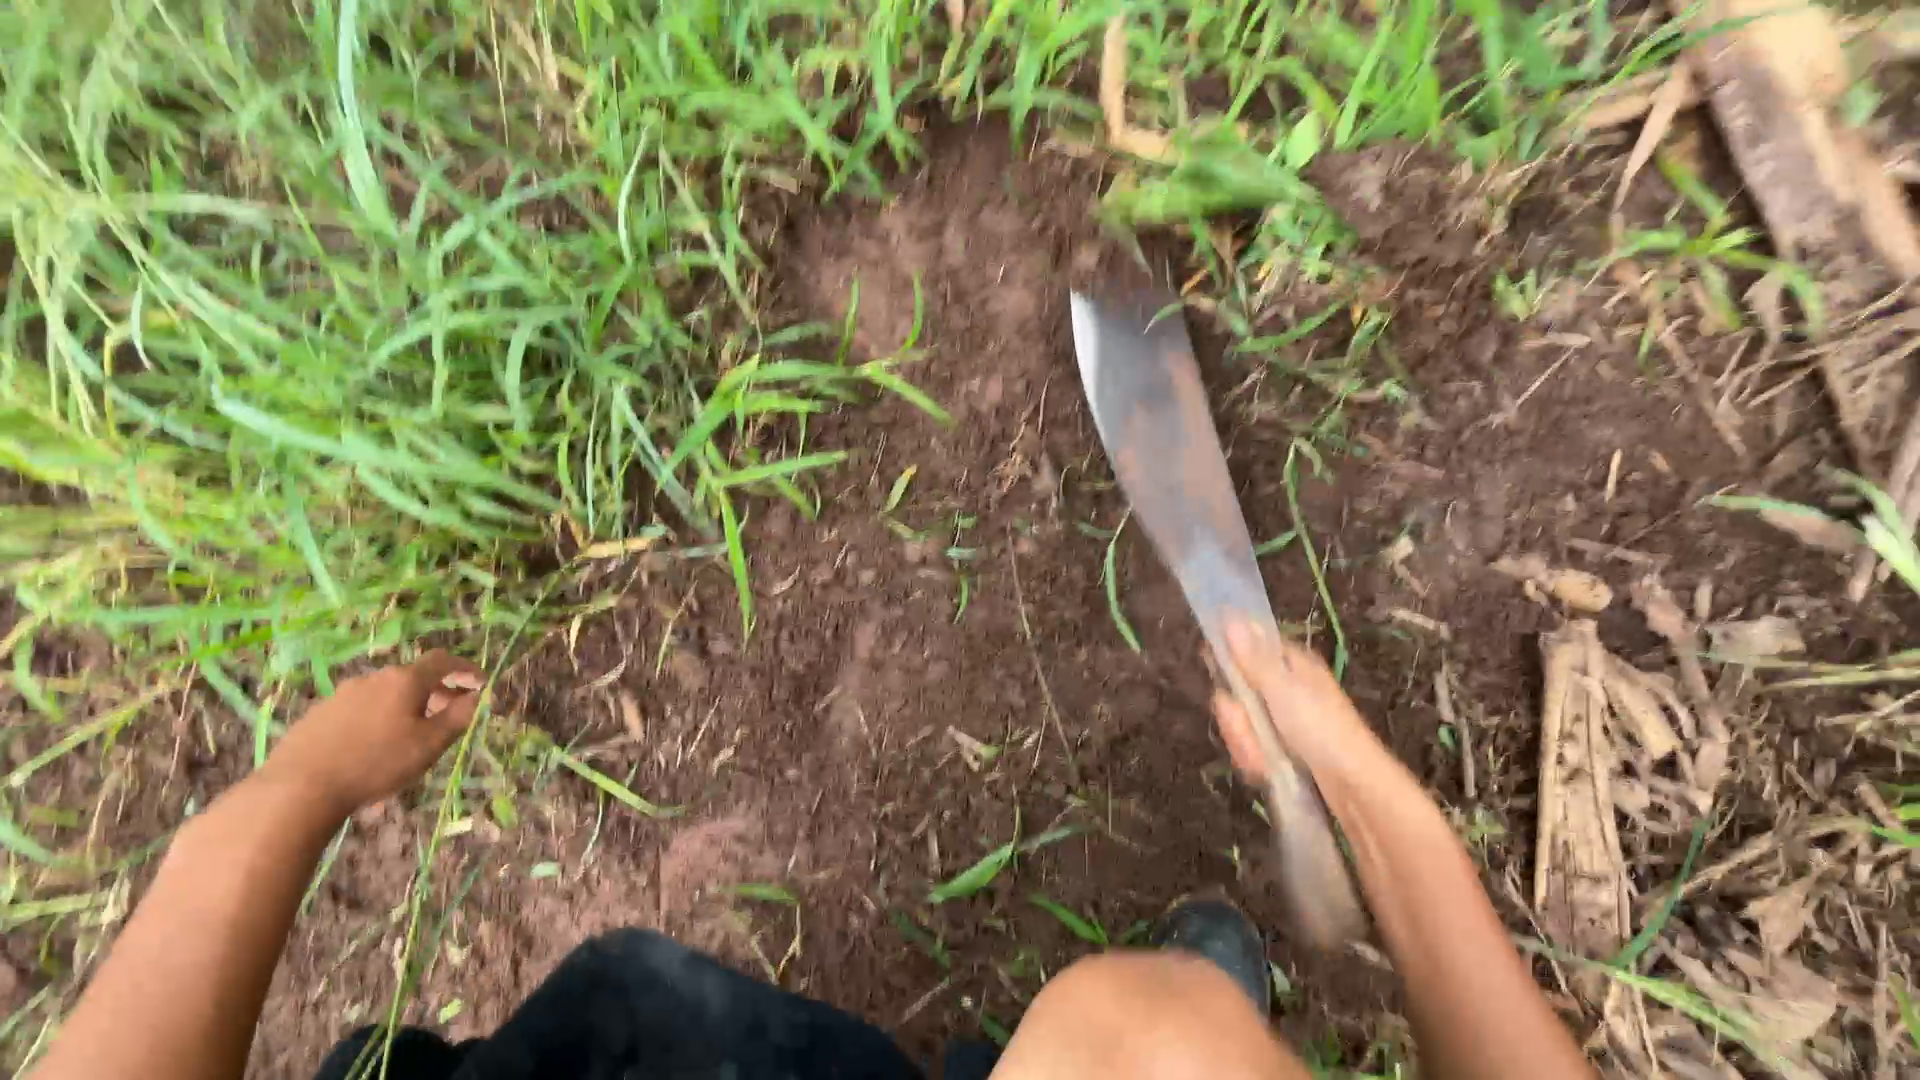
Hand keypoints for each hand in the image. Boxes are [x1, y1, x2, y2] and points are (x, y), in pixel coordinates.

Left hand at [261, 649, 483, 814]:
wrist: (298, 788)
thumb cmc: (377, 763)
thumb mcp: (430, 743)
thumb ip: (459, 716)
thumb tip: (477, 696)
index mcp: (405, 680)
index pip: (444, 661)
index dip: (466, 669)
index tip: (481, 684)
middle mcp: (374, 679)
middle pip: (413, 677)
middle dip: (437, 691)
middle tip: (450, 714)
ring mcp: (341, 695)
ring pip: (386, 694)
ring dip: (406, 706)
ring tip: (411, 734)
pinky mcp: (318, 714)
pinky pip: (360, 709)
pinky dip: (378, 717)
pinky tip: (373, 746)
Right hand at [1210, 619, 1384, 781]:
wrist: (1354, 785)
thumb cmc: (1322, 729)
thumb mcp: (1283, 688)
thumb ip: (1252, 657)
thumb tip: (1229, 616)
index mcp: (1291, 664)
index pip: (1249, 650)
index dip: (1231, 664)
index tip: (1222, 681)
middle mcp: (1287, 688)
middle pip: (1239, 691)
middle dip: (1237, 717)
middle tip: (1245, 728)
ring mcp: (1284, 720)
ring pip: (1243, 722)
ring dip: (1245, 742)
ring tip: (1261, 758)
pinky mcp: (1283, 748)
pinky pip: (1252, 746)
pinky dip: (1255, 759)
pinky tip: (1264, 769)